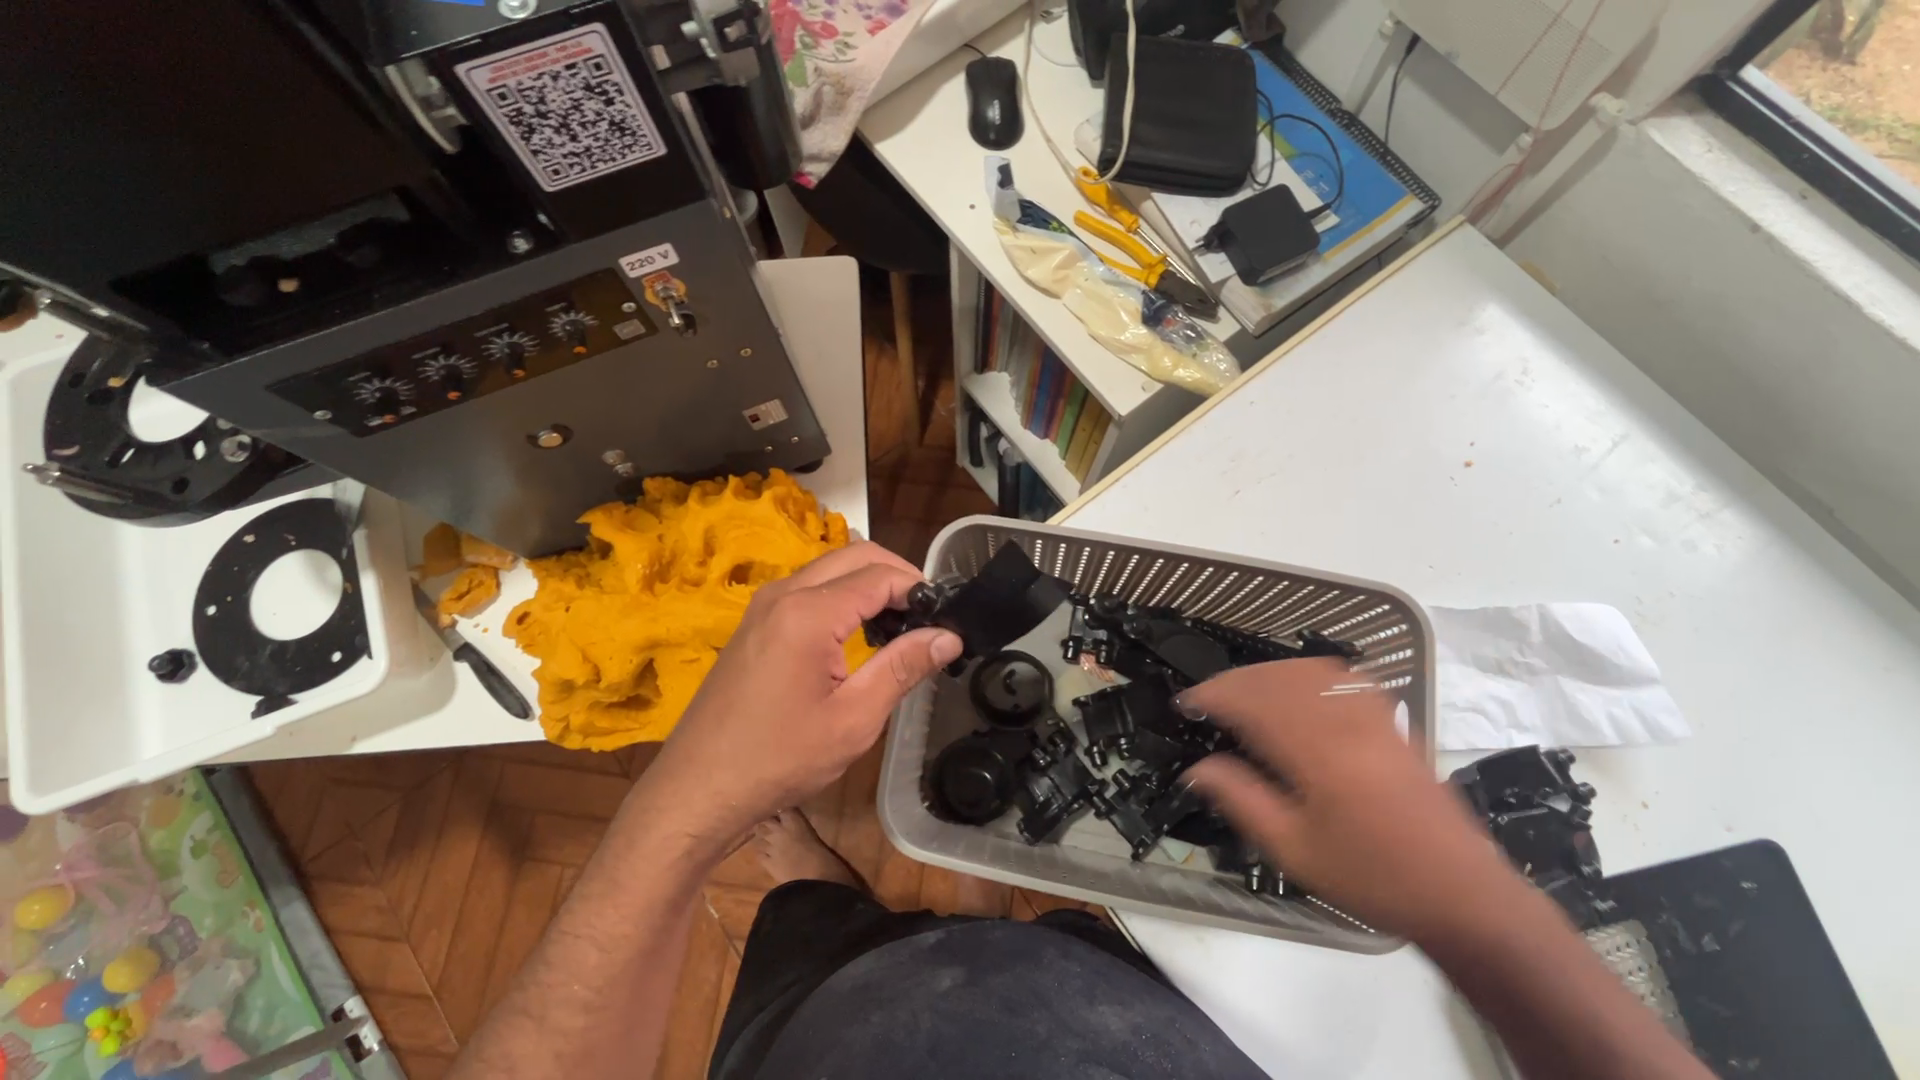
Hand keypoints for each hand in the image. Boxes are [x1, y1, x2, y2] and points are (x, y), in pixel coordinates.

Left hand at [641, 542, 962, 851]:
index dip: (919, 588)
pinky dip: (841, 595)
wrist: (699, 787)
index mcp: (808, 612)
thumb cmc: (780, 758)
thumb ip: (903, 667)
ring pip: (830, 567)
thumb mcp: (854, 719)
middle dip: (897, 575)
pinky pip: (808, 588)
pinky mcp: (755, 622)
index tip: (947, 616)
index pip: (879, 575)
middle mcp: (783, 593)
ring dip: (868, 582)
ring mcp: (764, 605)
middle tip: (928, 616)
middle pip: (855, 555)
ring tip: (900, 625)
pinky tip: (858, 635)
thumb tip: (949, 635)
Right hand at [1182, 659, 1521, 943]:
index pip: (1253, 702)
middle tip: (1207, 698)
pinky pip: (1343, 679)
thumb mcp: (1294, 851)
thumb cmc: (1372, 878)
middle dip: (1236, 681)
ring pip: (1311, 672)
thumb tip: (1196, 770)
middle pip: (1279, 679)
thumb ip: (1242, 801)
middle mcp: (1346, 723)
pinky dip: (1308, 675)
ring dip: (1269, 673)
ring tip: (1243, 691)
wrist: (1461, 894)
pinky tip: (1297, 690)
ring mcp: (1375, 719)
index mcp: (1316, 753)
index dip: (1214, 695)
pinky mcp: (1394, 724)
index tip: (1186, 702)